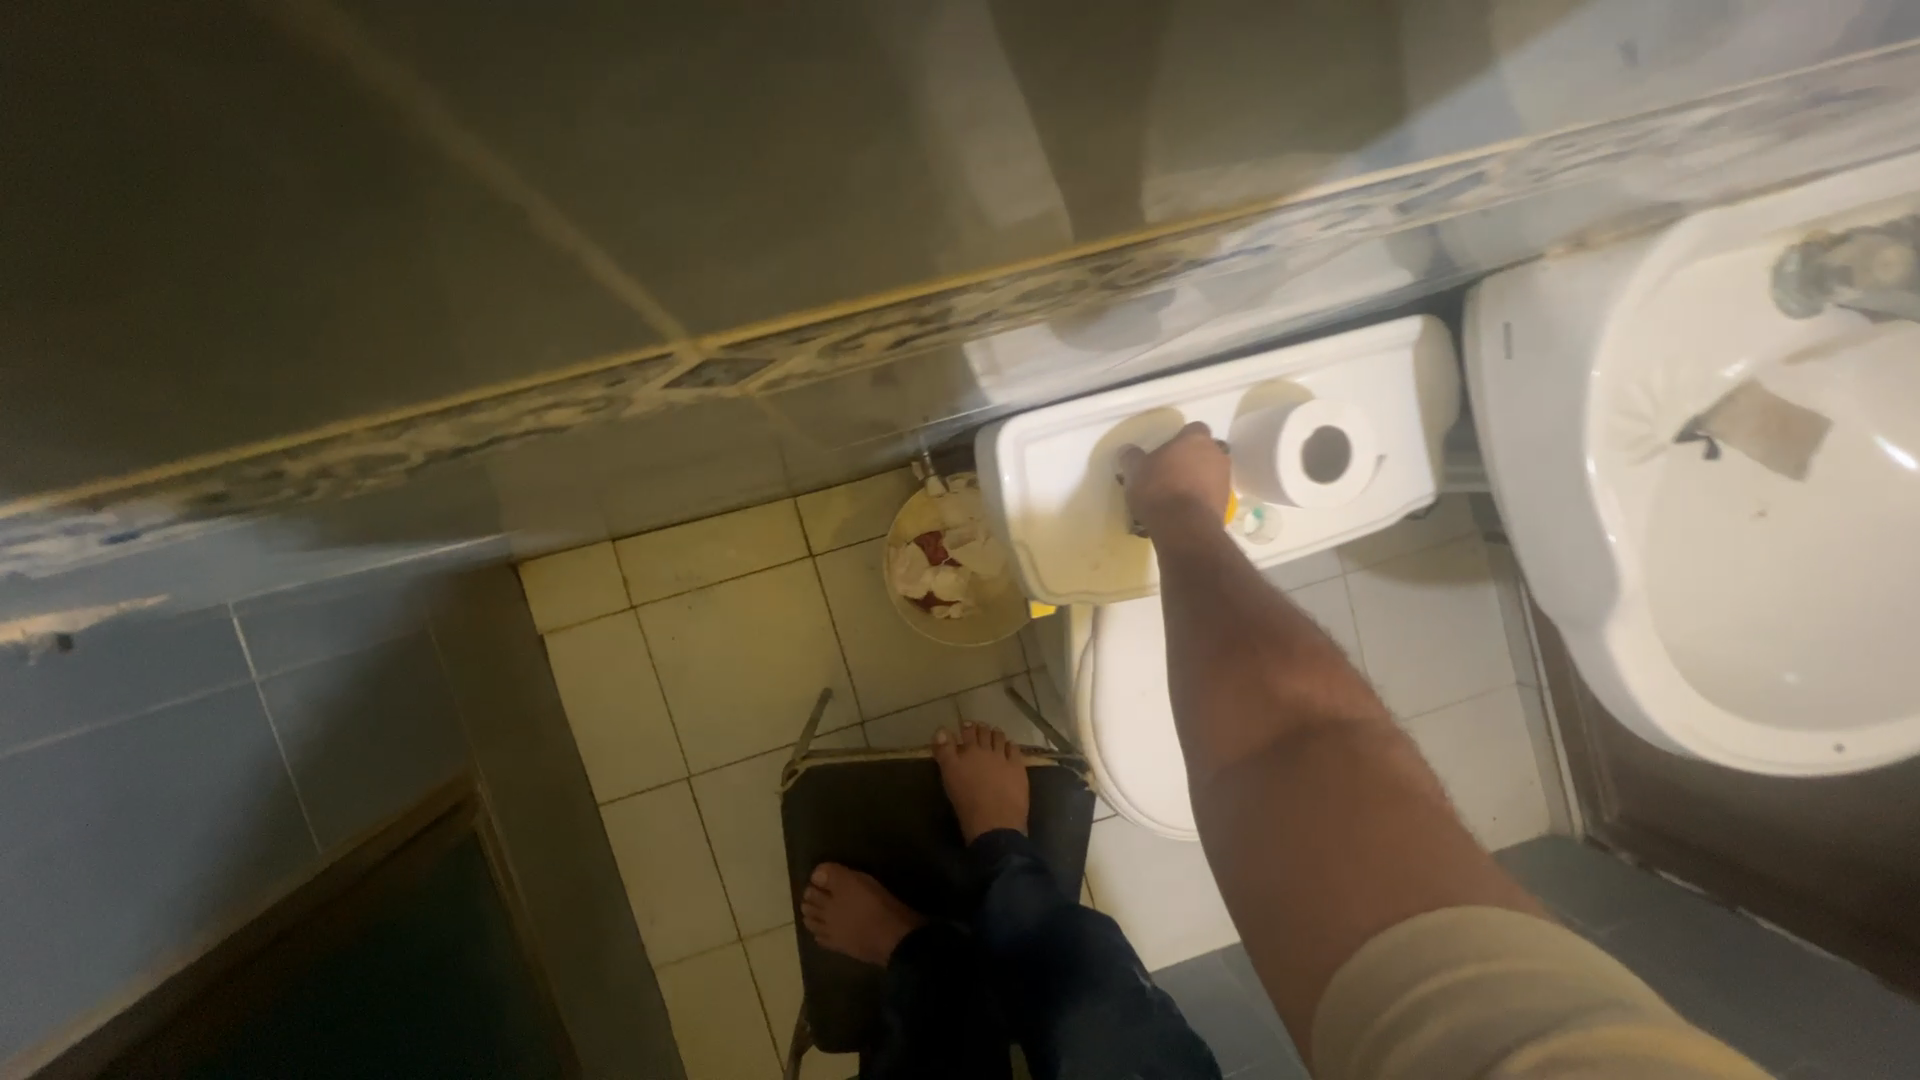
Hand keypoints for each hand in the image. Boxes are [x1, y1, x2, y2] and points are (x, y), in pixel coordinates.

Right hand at [1118, 421, 1230, 533]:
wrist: (1184, 526)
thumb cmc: (1158, 489)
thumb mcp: (1134, 471)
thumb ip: (1131, 457)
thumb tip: (1128, 450)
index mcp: (1195, 439)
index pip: (1194, 428)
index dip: (1181, 438)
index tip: (1168, 450)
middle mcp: (1216, 454)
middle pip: (1206, 450)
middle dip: (1193, 458)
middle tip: (1172, 471)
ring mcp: (1224, 479)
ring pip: (1211, 472)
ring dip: (1198, 479)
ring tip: (1177, 494)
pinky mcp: (1226, 502)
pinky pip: (1212, 494)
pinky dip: (1201, 498)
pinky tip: (1185, 510)